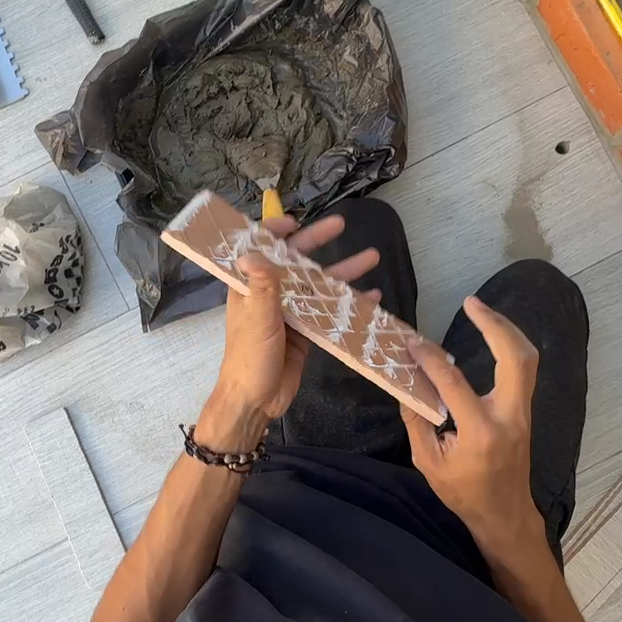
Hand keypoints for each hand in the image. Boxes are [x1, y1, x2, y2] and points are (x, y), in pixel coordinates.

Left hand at [203, 214, 379, 445]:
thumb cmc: (249, 357)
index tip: (295, 221)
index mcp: (249, 287)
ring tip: (372, 257)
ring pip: (319, 284)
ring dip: (344, 270)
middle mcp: (270, 294)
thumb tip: (254, 252)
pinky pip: (330, 311)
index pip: (260, 249)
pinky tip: (372, 296)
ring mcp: (290, 313)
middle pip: (296, 260)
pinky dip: (350, 303)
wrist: (256, 400)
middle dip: (318, 241)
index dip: (275, 232)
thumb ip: (261, 285)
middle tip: (342, 223)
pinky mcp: (306, 332)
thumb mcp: (257, 317)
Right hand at [401, 297, 541, 551]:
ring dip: (507, 330)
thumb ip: (417, 420)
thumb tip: (406, 382)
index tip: (413, 343)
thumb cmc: (464, 493)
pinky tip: (493, 334)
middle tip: (471, 303)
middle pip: (516, 357)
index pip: (454, 383)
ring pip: (527, 358)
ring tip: (481, 310)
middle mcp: (509, 416)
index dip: (430, 359)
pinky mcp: (524, 410)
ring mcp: (522, 411)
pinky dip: (509, 345)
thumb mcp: (428, 462)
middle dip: (495, 325)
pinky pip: (524, 369)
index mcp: (481, 432)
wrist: (504, 514)